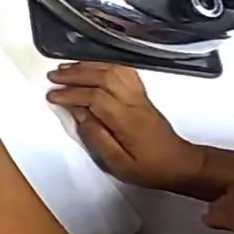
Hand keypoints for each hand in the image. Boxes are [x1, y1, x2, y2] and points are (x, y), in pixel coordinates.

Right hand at [46, 63, 208, 196]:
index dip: (71, 93)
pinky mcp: (142, 94)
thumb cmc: (150, 168)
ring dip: (87, 66)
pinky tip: (92, 67)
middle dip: (75, 74)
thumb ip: (97, 138)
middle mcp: (134, 102)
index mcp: (127, 120)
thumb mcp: (119, 164)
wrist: (181, 164)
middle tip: (53, 76)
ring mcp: (140, 95)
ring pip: (113, 69)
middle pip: (103, 76)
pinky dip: (104, 65)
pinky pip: (123, 70)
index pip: (95, 97)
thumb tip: (79, 115)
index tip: (52, 96)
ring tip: (67, 68)